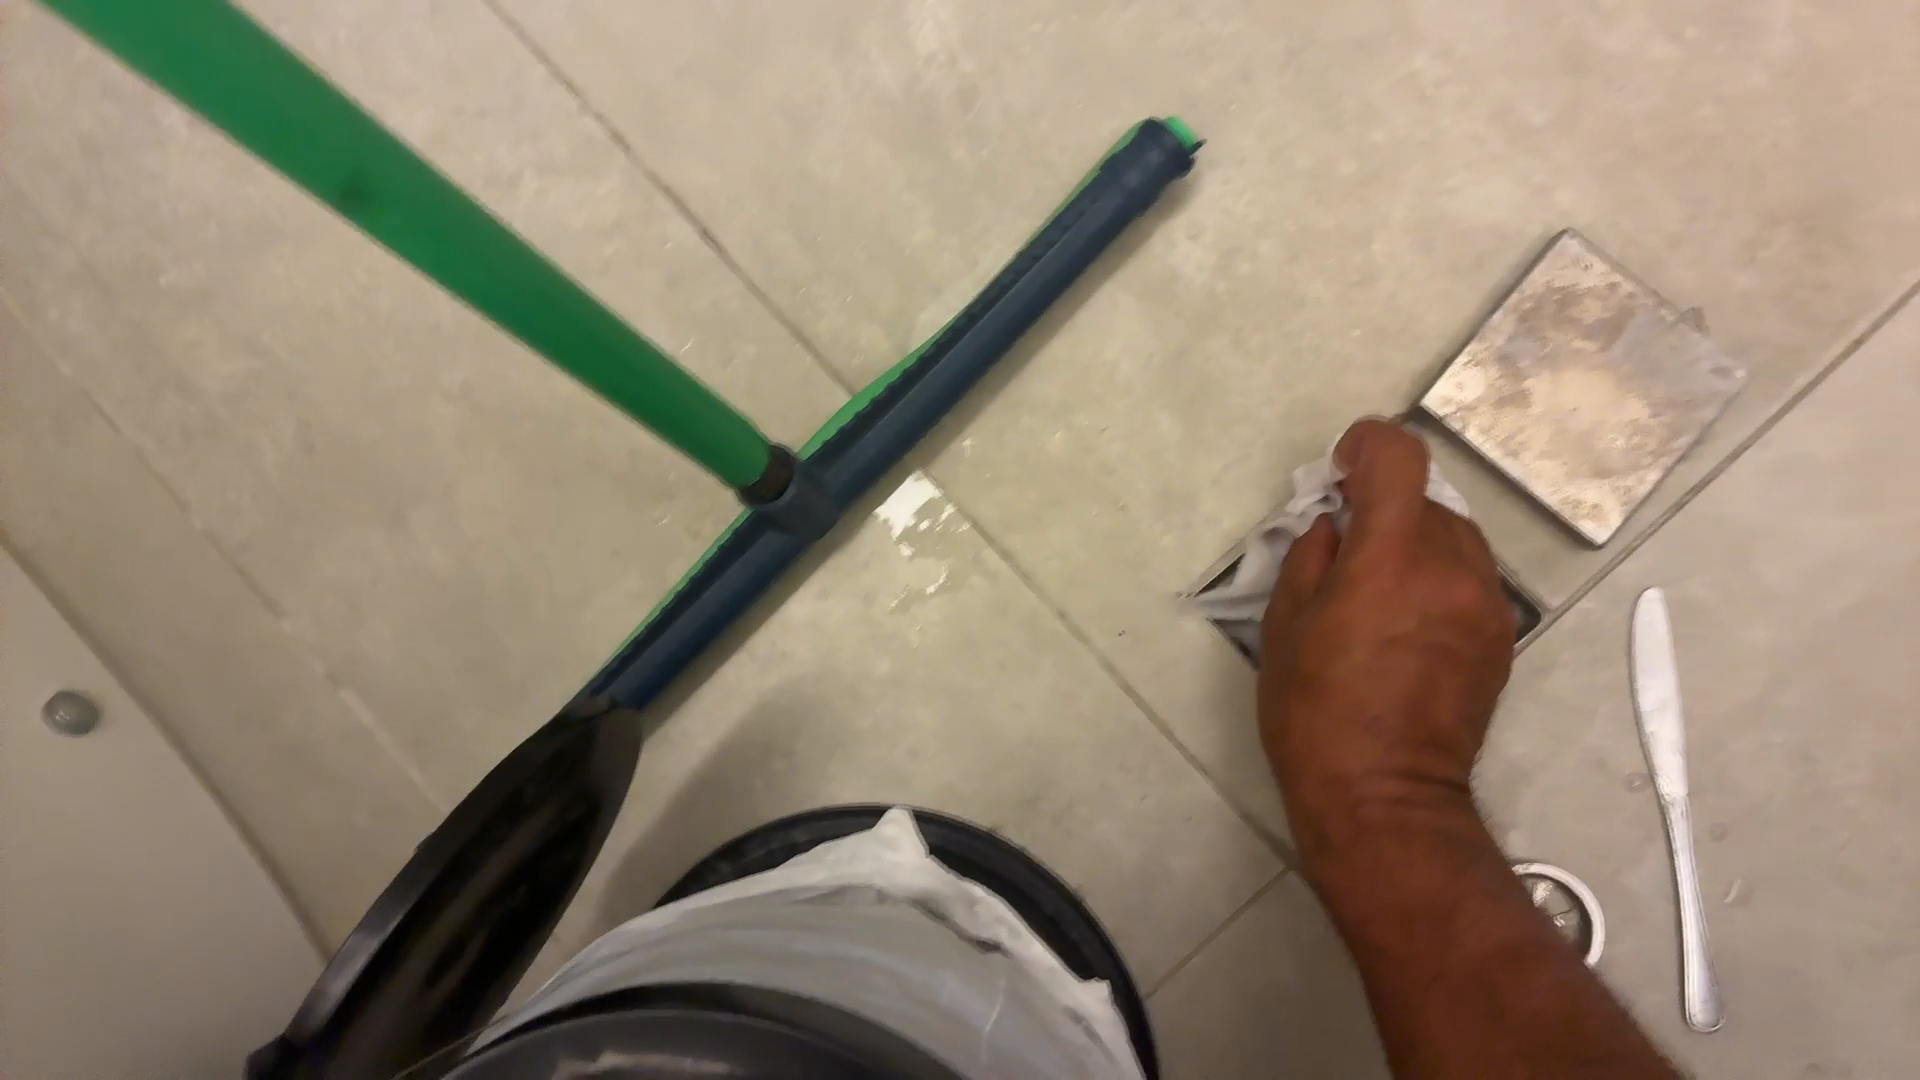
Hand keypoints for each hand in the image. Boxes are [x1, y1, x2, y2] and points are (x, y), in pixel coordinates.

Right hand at [1258, 419, 1515, 871]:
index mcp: (1389, 561)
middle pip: (1427, 497)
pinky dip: (1435, 573)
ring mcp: (1487, 603)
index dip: (1369, 445)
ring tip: (1374, 589)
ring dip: (1412, 539)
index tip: (1341, 467)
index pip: (1399, 460)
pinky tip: (1403, 619)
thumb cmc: (1313, 712)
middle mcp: (1452, 569)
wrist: (1384, 796)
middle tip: (1343, 546)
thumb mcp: (1283, 627)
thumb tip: (1334, 525)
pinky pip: (1468, 575)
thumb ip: (1310, 559)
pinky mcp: (1502, 635)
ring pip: (1453, 535)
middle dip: (1383, 505)